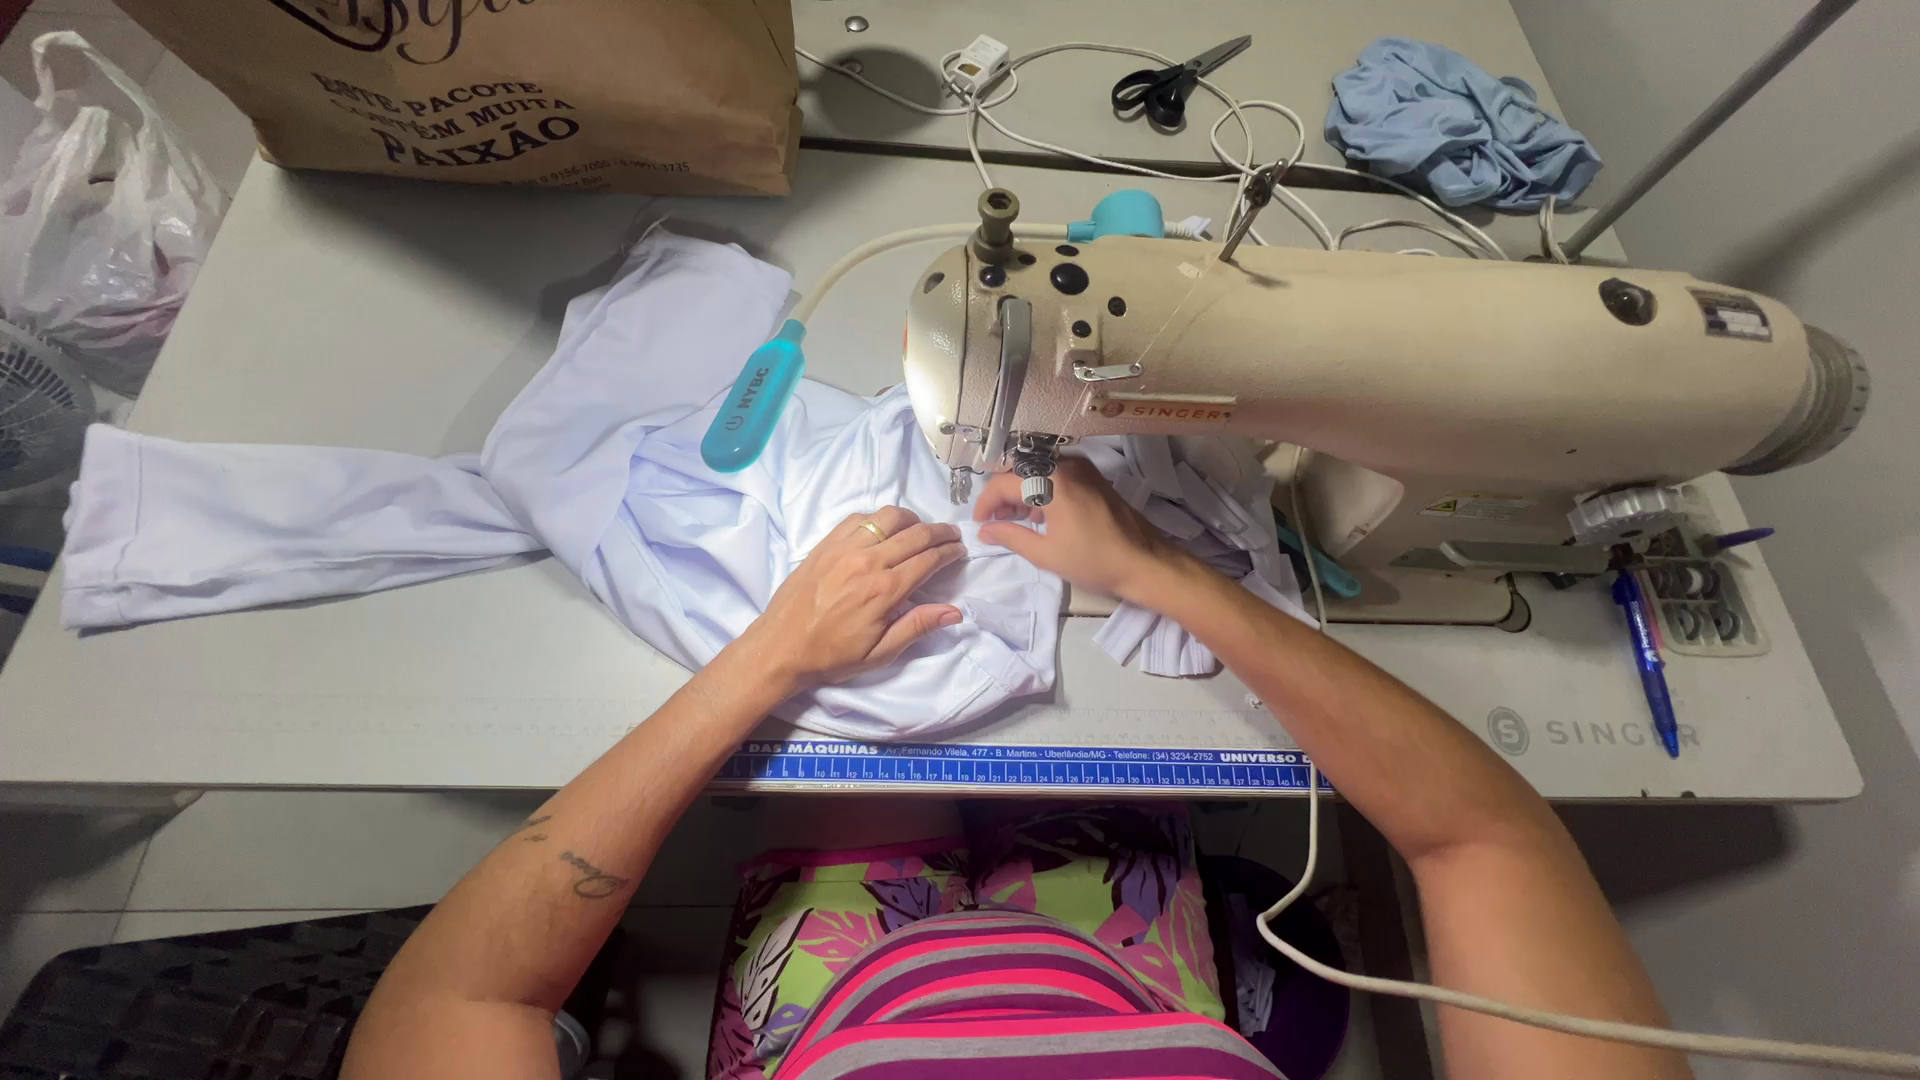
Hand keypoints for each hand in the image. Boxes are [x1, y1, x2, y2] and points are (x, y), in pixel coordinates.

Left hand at [737, 506, 966, 693]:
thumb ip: (917, 626)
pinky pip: (859, 518)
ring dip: (911, 519)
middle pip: (915, 533)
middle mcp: (867, 561)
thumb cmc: (832, 656)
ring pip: (888, 517)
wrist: (780, 647)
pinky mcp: (826, 544)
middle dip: (939, 532)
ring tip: (920, 529)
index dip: (949, 552)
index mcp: (884, 591)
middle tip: (951, 535)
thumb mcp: (880, 653)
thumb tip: (955, 611)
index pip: (928, 559)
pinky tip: (884, 529)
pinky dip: (878, 518)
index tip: (960, 550)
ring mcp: (844, 548)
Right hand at [975, 457, 1192, 601]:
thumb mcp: (1046, 554)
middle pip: (1020, 472)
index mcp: (1051, 481)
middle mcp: (1066, 465)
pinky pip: (1057, 475)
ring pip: (1038, 472)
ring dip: (1022, 492)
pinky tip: (1042, 516)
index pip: (1003, 483)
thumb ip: (1011, 537)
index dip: (986, 504)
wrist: (1145, 563)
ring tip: (1018, 522)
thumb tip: (986, 531)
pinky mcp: (1094, 477)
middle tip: (996, 523)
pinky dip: (1042, 490)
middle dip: (1003, 496)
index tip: (981, 524)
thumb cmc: (1094, 561)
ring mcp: (1083, 469)